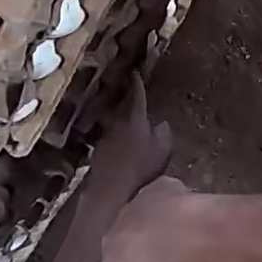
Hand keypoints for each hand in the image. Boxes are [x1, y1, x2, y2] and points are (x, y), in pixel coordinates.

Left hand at [74, 75, 173, 224]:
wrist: (111, 190)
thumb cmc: (141, 168)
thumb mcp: (162, 150)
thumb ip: (163, 133)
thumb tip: (161, 123)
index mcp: (135, 120)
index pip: (137, 96)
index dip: (137, 84)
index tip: (134, 72)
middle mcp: (117, 124)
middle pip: (123, 110)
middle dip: (129, 107)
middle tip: (135, 104)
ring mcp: (105, 138)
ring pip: (116, 126)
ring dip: (122, 127)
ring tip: (131, 132)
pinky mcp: (97, 152)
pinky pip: (110, 141)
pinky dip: (116, 142)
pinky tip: (121, 153)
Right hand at [97, 176, 204, 261]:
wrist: (186, 246)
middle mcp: (109, 240)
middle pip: (124, 246)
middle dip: (142, 252)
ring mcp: (131, 208)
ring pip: (141, 218)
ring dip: (157, 226)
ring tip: (185, 238)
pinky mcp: (155, 187)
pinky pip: (163, 195)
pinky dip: (174, 203)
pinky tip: (192, 214)